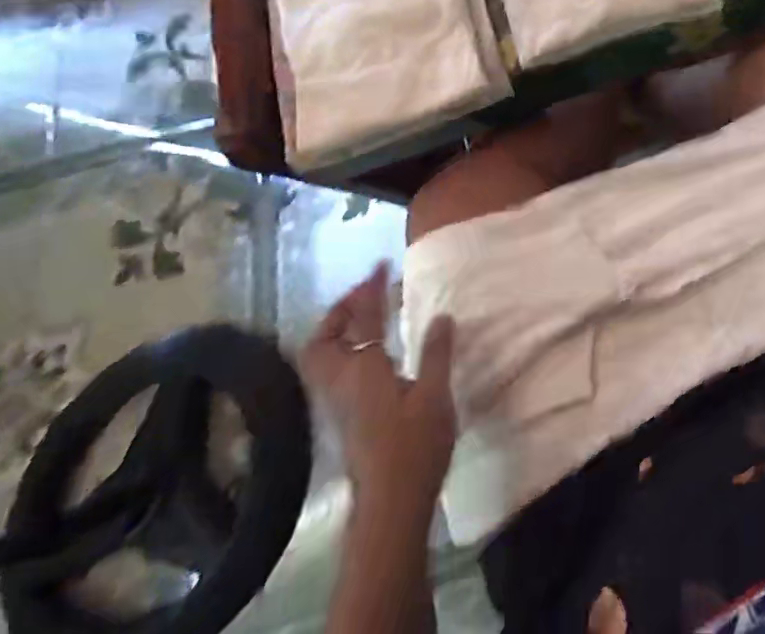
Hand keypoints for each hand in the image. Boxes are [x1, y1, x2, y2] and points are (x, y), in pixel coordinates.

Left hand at [300, 264, 456, 516]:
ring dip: (337, 329)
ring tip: (364, 317)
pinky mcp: (342, 415)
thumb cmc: (416, 444)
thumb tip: (442, 316)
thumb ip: (437, 353)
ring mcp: (337, 401)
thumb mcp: (435, 395)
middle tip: (366, 293)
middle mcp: (342, 382)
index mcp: (365, 371)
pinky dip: (343, 348)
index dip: (370, 290)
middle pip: (323, 338)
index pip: (364, 320)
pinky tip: (369, 352)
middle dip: (340, 310)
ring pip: (321, 356)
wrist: (391, 499)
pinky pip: (330, 369)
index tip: (380, 266)